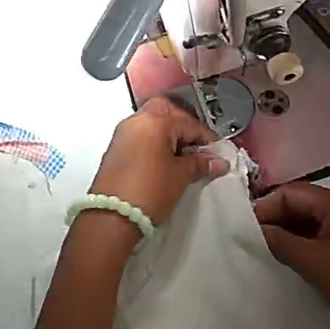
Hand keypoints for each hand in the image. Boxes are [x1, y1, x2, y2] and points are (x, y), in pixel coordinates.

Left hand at [87, 97, 228, 227]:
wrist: (112, 217)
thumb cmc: (149, 191)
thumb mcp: (181, 176)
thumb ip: (200, 163)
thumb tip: (217, 162)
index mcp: (155, 121)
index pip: (188, 123)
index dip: (206, 138)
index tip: (217, 153)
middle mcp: (136, 121)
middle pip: (165, 111)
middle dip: (183, 125)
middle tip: (196, 146)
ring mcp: (122, 135)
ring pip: (150, 123)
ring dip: (167, 134)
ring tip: (182, 157)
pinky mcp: (115, 150)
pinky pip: (140, 137)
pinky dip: (154, 143)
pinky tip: (165, 163)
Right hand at [255, 183, 329, 328]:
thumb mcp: (312, 263)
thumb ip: (279, 241)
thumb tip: (255, 230)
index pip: (293, 192)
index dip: (265, 208)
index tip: (244, 232)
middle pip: (306, 204)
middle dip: (279, 222)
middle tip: (254, 246)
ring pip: (317, 223)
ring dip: (294, 236)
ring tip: (271, 258)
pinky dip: (311, 246)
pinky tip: (297, 265)